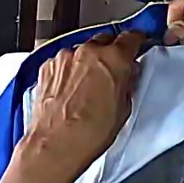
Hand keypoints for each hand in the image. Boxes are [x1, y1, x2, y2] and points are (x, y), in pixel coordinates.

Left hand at [12, 31, 145, 182]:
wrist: (55, 145)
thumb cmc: (88, 131)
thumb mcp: (124, 107)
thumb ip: (127, 83)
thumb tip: (126, 77)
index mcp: (115, 58)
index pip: (131, 37)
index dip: (136, 41)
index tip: (136, 45)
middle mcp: (89, 52)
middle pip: (105, 40)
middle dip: (111, 53)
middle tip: (113, 71)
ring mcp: (65, 58)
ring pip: (83, 51)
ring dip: (88, 62)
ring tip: (89, 87)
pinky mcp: (47, 67)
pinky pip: (64, 62)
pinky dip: (69, 70)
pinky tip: (71, 90)